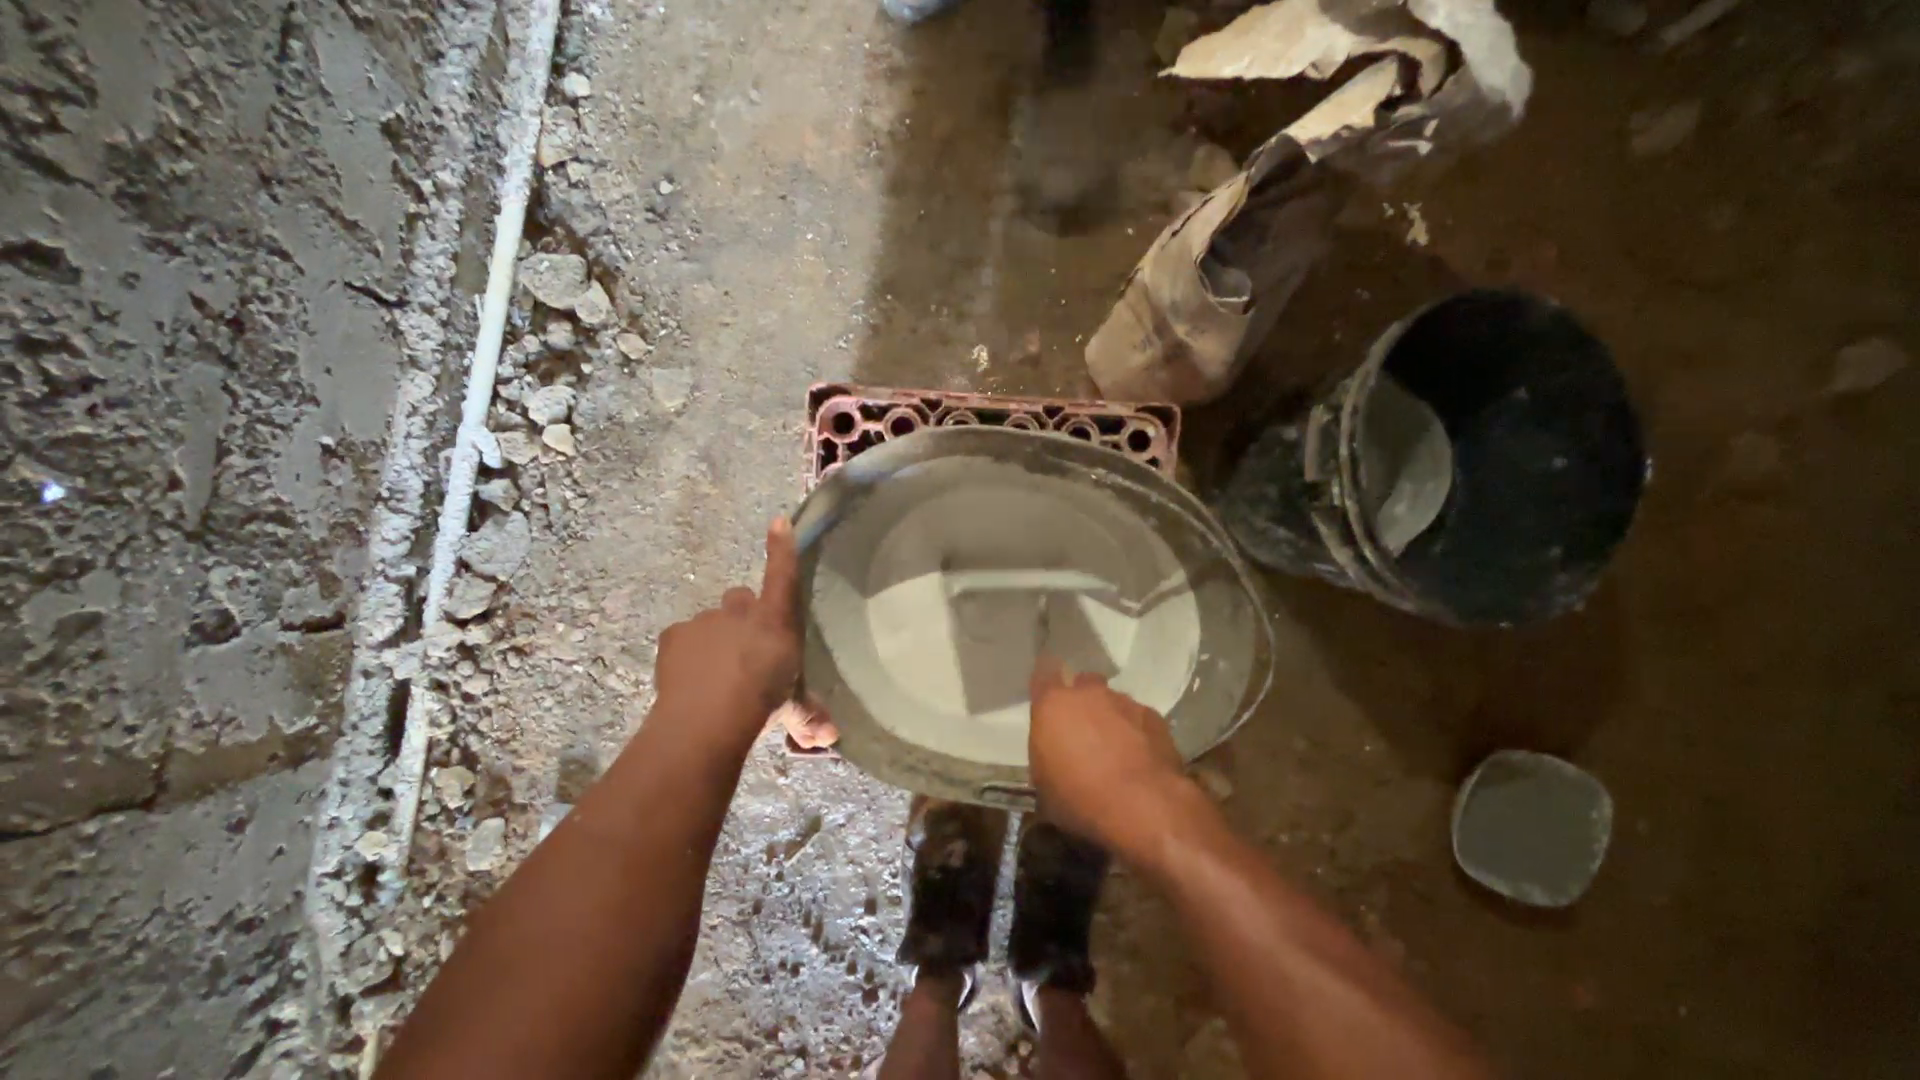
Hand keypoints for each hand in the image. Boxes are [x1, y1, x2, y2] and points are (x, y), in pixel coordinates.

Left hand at [650, 518, 801, 761]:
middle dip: (742, 618)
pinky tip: (690, 680)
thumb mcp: (791, 711)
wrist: (707, 717)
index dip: (782, 549)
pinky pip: (683, 638)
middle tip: (745, 651)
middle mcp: (741, 612)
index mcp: (775, 622)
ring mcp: (705, 621)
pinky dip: (687, 653)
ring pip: (711, 622)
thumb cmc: (761, 706)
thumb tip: (828, 739)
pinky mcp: (674, 635)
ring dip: (714, 640)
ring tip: (715, 676)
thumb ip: (808, 716)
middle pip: (740, 600)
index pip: (783, 576)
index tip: (780, 521)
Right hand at [1027, 656, 1203, 855]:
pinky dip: (1136, 731)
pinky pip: (1138, 718)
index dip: (1046, 680)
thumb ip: (1046, 756)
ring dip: (1111, 718)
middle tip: (1082, 730)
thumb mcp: (1044, 786)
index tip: (1047, 692)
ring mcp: (1125, 702)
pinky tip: (1139, 757)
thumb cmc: (1079, 798)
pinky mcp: (1154, 717)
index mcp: (1053, 705)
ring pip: (1113, 701)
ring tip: (1114, 748)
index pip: (1044, 672)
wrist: (1142, 805)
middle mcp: (1089, 694)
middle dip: (1082, 701)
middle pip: (1083, 684)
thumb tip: (1055, 755)